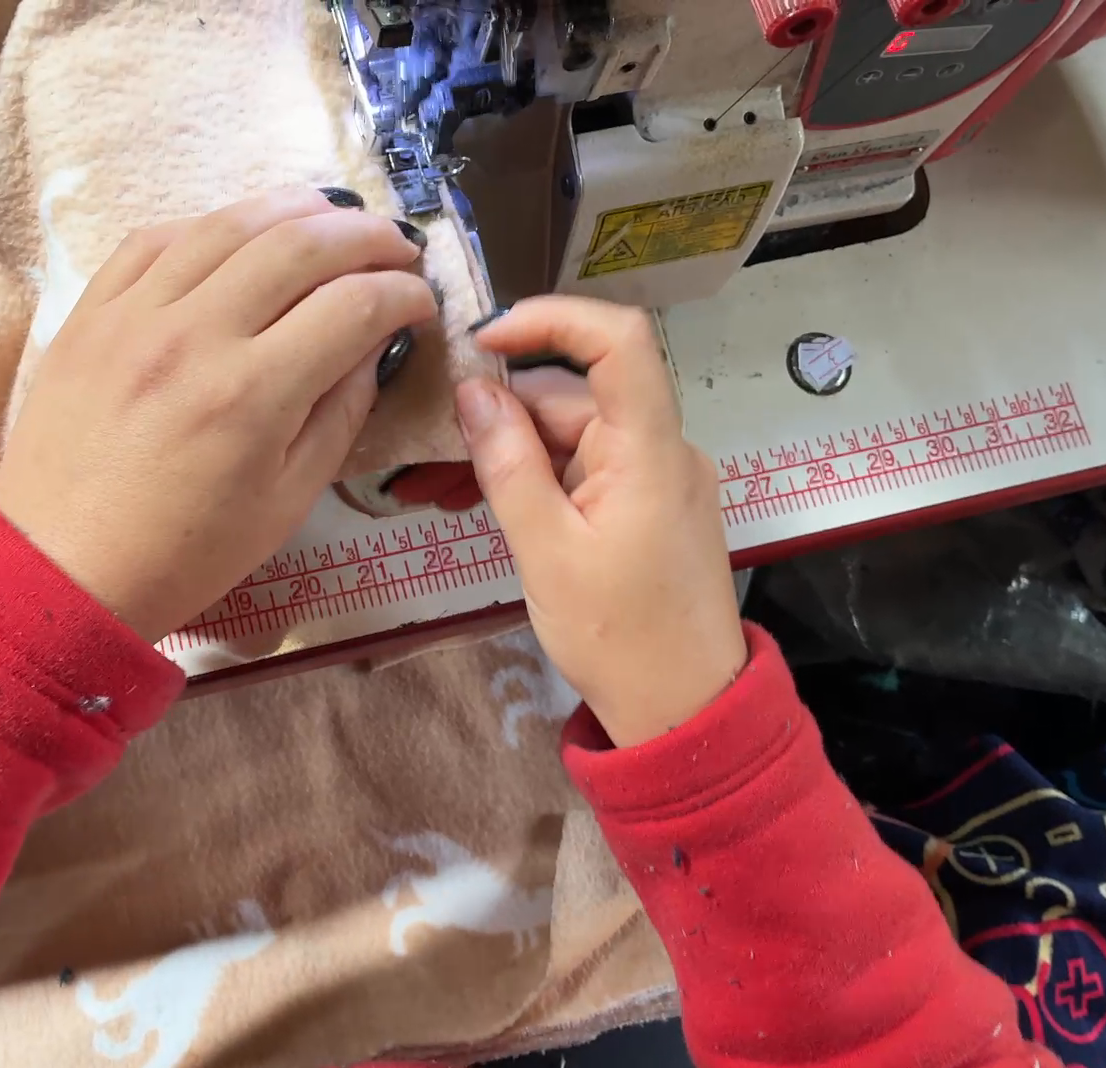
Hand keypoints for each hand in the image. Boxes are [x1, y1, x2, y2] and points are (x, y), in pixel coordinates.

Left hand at [0, 189, 435, 639]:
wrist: (66, 568)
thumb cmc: (189, 552)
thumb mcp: (288, 501)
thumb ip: (340, 414)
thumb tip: (372, 346)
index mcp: (254, 394)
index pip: (352, 307)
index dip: (402, 294)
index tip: (421, 301)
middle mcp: (196, 334)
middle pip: (299, 245)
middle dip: (365, 235)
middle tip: (397, 245)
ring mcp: (135, 314)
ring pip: (228, 224)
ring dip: (295, 208)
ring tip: (335, 214)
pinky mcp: (91, 312)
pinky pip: (155, 238)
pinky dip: (211, 223)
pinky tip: (241, 231)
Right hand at [457, 296, 746, 746]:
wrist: (681, 708)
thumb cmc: (615, 635)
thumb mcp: (545, 549)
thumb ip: (507, 464)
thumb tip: (473, 393)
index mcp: (648, 450)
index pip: (618, 341)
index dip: (550, 319)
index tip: (483, 340)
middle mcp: (658, 449)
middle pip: (572, 400)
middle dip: (496, 417)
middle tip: (424, 449)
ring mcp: (651, 479)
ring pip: (567, 441)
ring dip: (505, 457)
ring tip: (433, 489)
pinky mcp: (641, 507)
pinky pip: (580, 474)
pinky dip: (534, 483)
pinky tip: (480, 502)